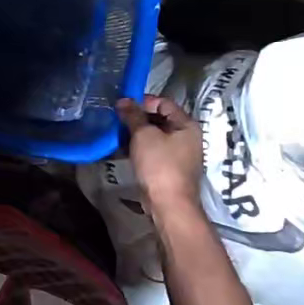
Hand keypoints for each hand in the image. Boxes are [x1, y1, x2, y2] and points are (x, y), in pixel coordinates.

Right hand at [116, 96, 204, 217]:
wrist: (169, 204)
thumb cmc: (159, 165)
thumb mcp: (143, 135)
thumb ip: (133, 115)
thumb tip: (123, 100)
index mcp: (186, 125)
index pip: (163, 102)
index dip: (142, 101)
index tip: (122, 105)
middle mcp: (187, 137)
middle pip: (160, 118)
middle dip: (137, 117)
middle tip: (116, 118)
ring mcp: (179, 153)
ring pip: (155, 135)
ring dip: (136, 132)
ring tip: (116, 132)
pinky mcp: (170, 167)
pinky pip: (153, 149)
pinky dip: (139, 146)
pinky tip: (123, 148)